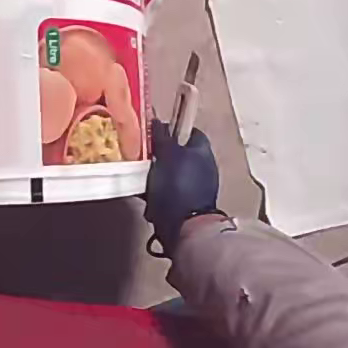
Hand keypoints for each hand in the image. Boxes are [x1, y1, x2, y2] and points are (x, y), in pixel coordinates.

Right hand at [143, 119, 220, 253]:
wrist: (183, 226)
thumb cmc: (177, 185)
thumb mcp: (167, 155)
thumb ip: (162, 137)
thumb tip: (157, 120)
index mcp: (203, 151)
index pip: (189, 131)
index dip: (172, 130)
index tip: (154, 134)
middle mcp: (204, 167)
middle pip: (179, 152)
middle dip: (161, 154)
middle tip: (145, 156)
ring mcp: (197, 186)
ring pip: (172, 172)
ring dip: (157, 174)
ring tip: (142, 178)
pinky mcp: (188, 204)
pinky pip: (170, 191)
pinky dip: (159, 192)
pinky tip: (148, 196)